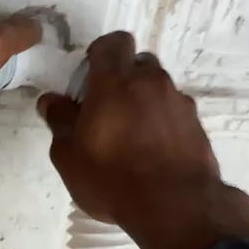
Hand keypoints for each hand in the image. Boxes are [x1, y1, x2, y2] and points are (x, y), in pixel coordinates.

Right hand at [36, 31, 248, 248]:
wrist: (174, 205)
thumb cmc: (110, 176)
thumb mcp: (68, 153)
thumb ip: (59, 120)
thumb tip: (51, 100)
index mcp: (115, 82)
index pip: (112, 43)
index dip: (99, 54)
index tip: (88, 79)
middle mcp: (151, 82)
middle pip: (137, 63)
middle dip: (122, 78)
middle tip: (105, 110)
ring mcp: (179, 102)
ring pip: (157, 88)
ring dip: (142, 102)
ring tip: (129, 136)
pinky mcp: (196, 124)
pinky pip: (173, 112)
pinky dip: (160, 123)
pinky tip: (150, 152)